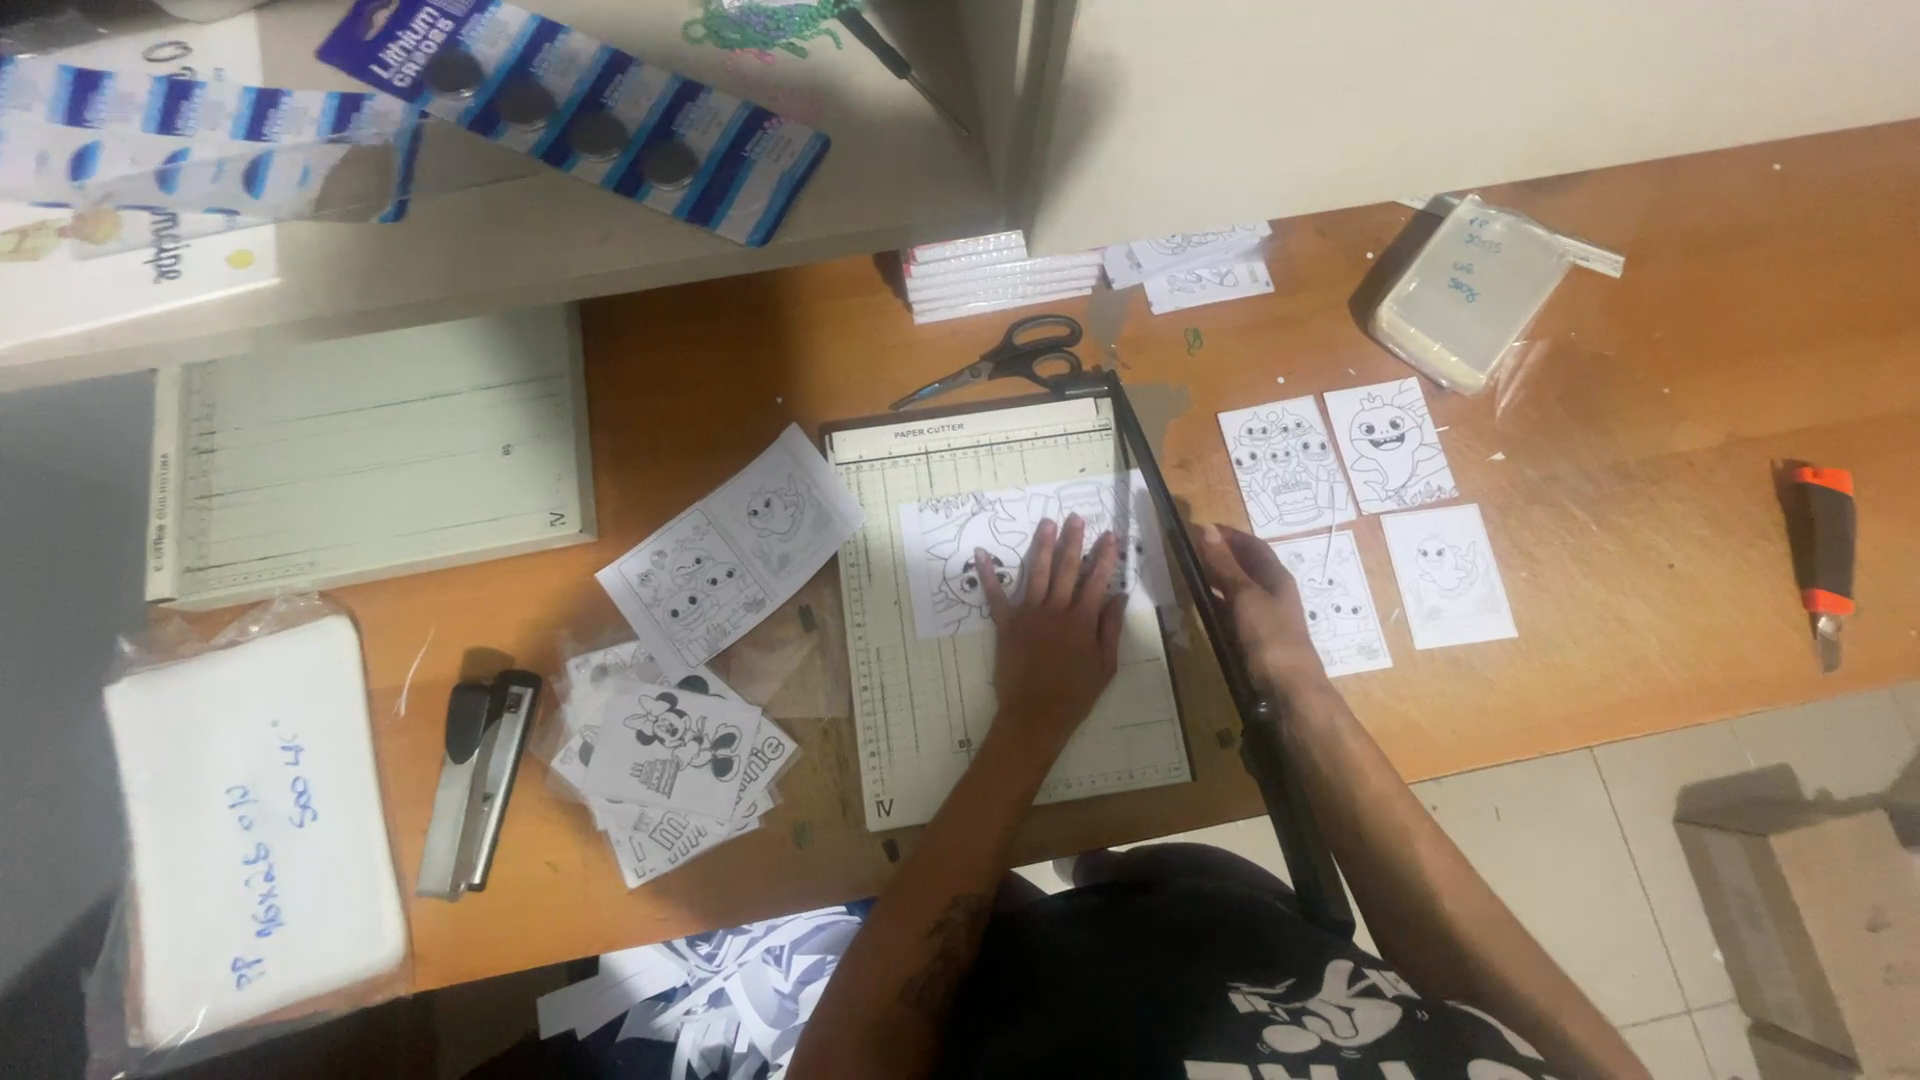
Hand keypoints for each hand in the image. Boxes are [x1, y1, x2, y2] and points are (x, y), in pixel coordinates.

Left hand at [979, 515, 1126, 756]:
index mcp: (1082, 621)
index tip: (1110, 536)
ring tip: (1047, 523)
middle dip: (1073, 541)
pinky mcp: (1006, 624)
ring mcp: (1029, 614)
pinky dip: (988, 574)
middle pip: (1066, 568)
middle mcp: (1056, 610)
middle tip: (1076, 518)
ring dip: (1042, 546)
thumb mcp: (1105, 666)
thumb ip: (1110, 629)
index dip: (1105, 557)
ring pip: (1036, 572)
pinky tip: (981, 553)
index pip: (1097, 580)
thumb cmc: (1075, 695)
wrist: (1035, 715)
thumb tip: (1118, 597)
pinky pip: (995, 595)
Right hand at [1192, 523, 1330, 700]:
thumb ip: (1224, 565)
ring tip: (1192, 571)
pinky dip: (1218, 601)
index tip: (1202, 528)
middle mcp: (1274, 593)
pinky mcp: (1255, 637)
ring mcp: (1265, 617)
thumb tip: (1206, 529)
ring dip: (1218, 577)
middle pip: (1247, 566)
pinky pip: (1234, 611)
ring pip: (1239, 588)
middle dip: (1222, 554)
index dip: (1230, 535)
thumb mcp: (1244, 596)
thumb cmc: (1269, 636)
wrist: (1288, 688)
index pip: (1253, 546)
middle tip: (1192, 548)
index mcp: (1277, 577)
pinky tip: (1202, 605)